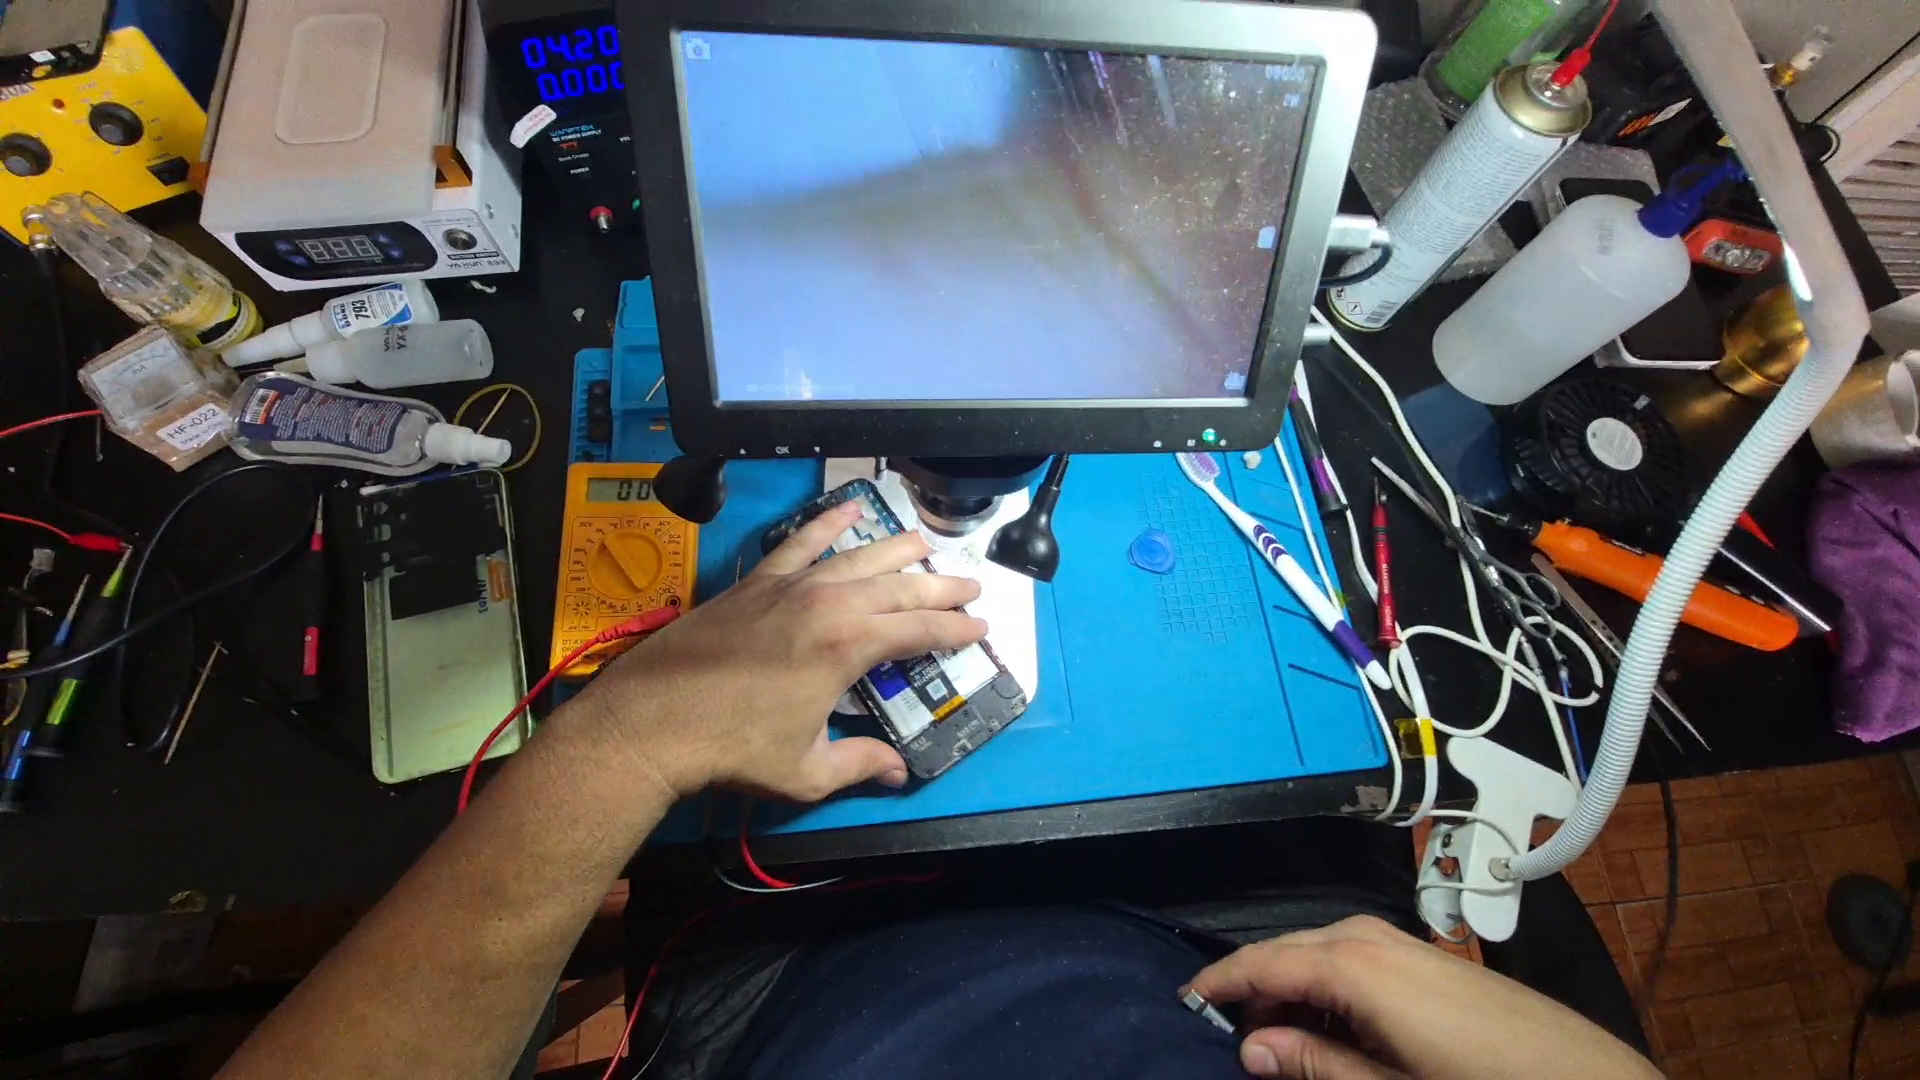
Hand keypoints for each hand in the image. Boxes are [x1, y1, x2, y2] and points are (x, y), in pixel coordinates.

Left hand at [569, 501, 987, 801]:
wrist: (655, 720)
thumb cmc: (734, 749)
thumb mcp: (807, 770)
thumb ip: (859, 763)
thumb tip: (899, 772)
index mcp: (849, 647)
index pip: (919, 630)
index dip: (956, 629)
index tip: (980, 628)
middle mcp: (829, 604)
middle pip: (901, 587)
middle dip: (942, 586)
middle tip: (971, 586)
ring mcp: (793, 585)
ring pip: (860, 557)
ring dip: (899, 549)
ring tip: (927, 543)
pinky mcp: (759, 580)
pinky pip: (801, 541)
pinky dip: (828, 523)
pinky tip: (850, 509)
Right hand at [1184, 916, 1659, 1079]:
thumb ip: (1315, 1065)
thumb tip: (1248, 1047)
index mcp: (1351, 963)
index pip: (1262, 963)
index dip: (1219, 982)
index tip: (1185, 1001)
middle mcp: (1365, 934)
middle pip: (1283, 950)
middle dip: (1250, 985)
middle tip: (1224, 1027)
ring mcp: (1396, 940)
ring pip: (1314, 952)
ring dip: (1287, 987)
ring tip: (1272, 1030)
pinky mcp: (1420, 955)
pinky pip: (1347, 957)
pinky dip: (1322, 985)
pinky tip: (1327, 1021)